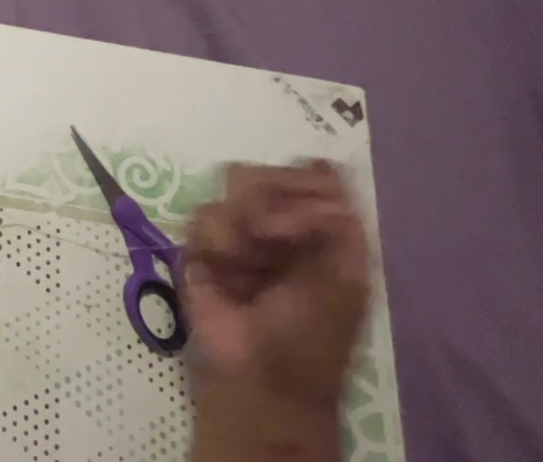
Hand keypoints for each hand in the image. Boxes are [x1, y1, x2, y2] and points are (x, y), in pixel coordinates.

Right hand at [183, 161, 369, 405]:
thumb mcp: (344, 282)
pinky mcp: (198, 243)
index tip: (313, 197)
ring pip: (227, 190)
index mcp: (317, 229)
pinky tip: (226, 272)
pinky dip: (218, 243)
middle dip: (269, 198)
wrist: (259, 371)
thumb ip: (338, 227)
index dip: (305, 178)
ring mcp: (235, 231)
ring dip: (244, 226)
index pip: (310, 175)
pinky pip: (202, 217)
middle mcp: (275, 222)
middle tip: (277, 233)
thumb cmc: (312, 335)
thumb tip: (324, 172)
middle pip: (260, 172)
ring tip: (251, 264)